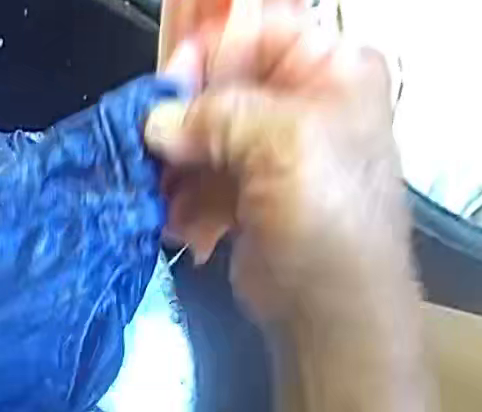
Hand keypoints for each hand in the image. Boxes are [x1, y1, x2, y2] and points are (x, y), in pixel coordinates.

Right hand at [143, 4, 406, 330]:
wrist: (329, 309)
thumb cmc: (324, 217)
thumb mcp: (281, 143)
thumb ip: (216, 116)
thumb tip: (156, 120)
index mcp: (328, 71)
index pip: (258, 32)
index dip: (210, 53)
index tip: (167, 89)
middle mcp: (300, 111)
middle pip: (223, 92)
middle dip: (184, 125)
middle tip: (152, 151)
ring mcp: (271, 163)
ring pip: (205, 146)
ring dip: (178, 173)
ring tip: (162, 199)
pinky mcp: (247, 208)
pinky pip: (203, 190)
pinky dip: (185, 207)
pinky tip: (177, 226)